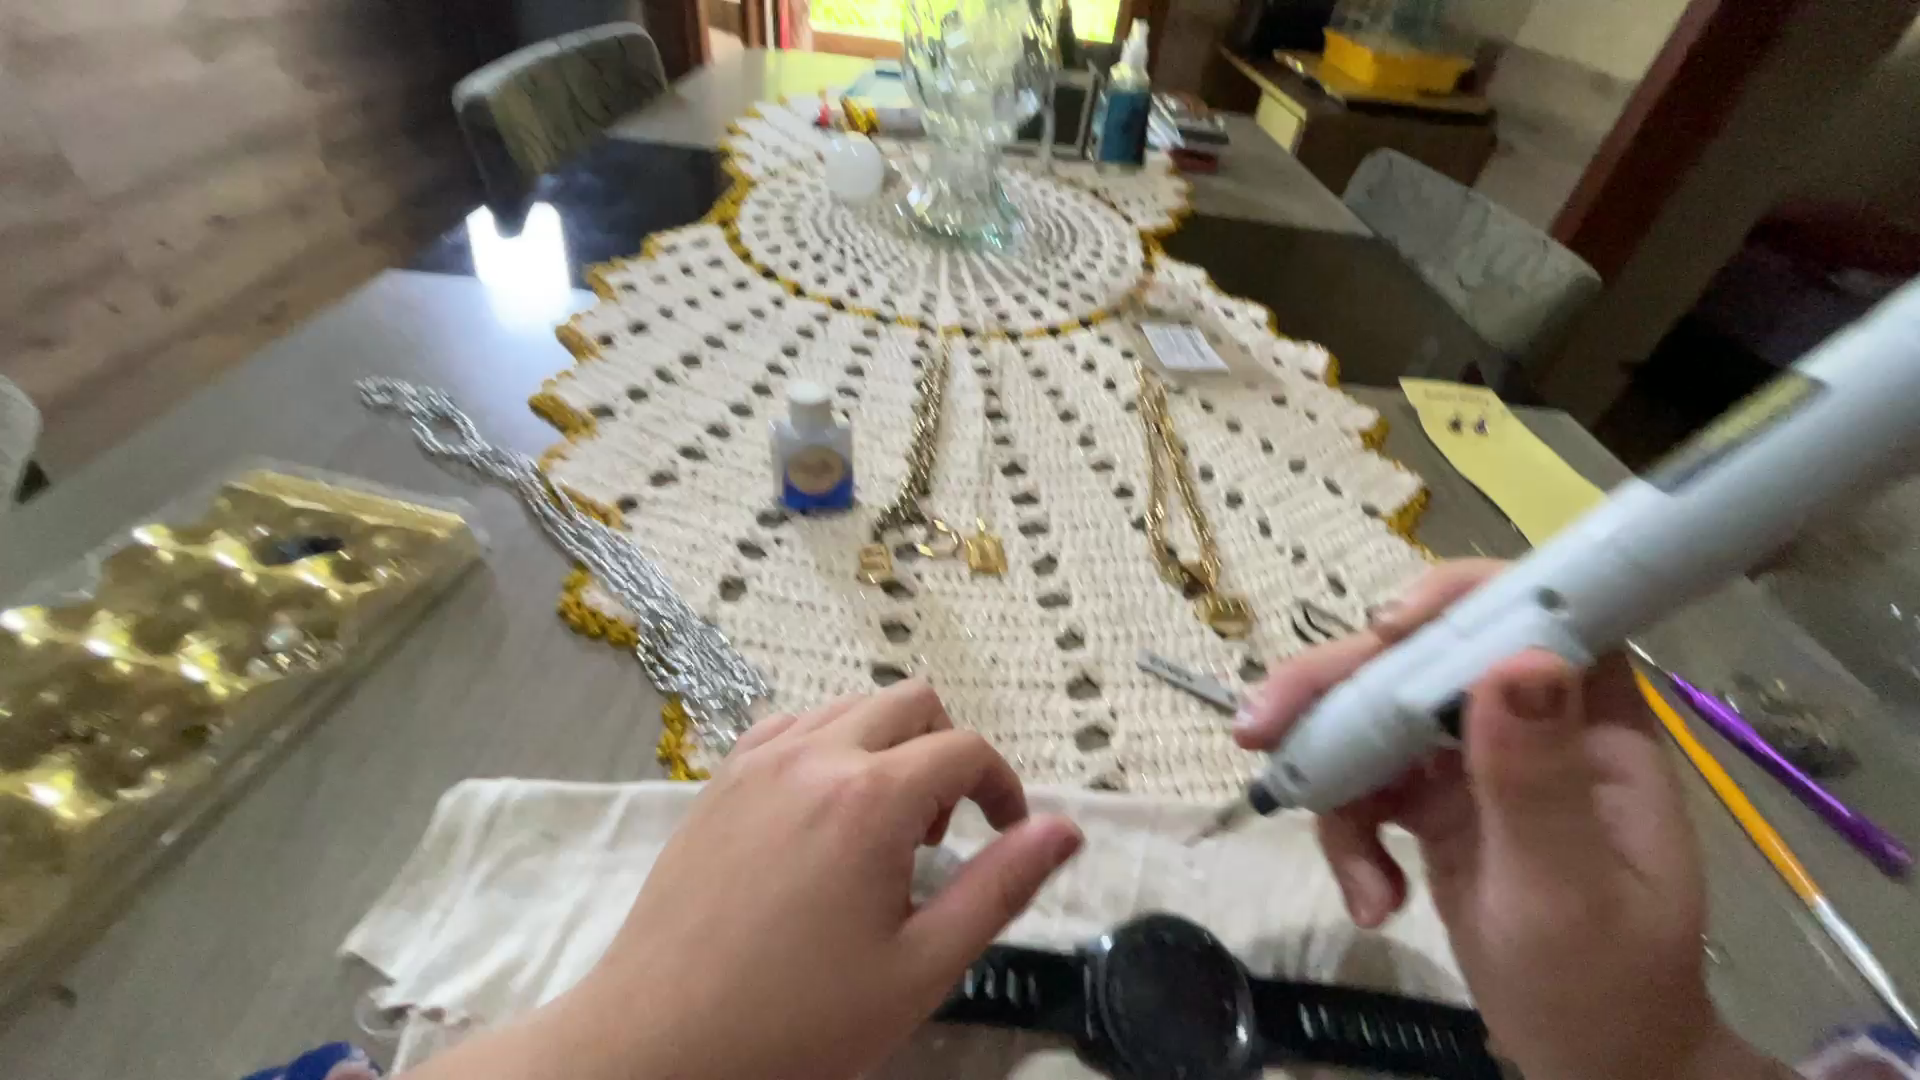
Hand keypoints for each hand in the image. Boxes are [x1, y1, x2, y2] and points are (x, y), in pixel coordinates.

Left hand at [537, 679, 1080, 1079]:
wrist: (656, 1047)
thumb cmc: (798, 1021)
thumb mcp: (921, 966)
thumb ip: (1002, 886)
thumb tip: (1067, 828)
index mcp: (872, 796)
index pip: (966, 749)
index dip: (1002, 785)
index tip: (1005, 833)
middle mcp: (818, 752)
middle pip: (914, 703)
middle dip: (946, 754)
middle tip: (934, 837)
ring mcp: (762, 756)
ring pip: (854, 705)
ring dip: (889, 747)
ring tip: (877, 828)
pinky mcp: (724, 774)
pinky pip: (795, 724)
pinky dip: (830, 745)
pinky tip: (819, 809)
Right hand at [1236, 559, 1782, 1079]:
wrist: (1586, 1059)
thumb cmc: (1606, 985)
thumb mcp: (1568, 890)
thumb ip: (1535, 780)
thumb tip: (1519, 661)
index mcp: (1583, 724)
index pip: (1526, 615)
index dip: (1452, 600)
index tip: (1381, 630)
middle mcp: (1516, 721)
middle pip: (1409, 661)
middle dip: (1331, 691)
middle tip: (1258, 726)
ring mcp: (1462, 757)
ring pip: (1365, 717)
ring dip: (1327, 774)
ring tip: (1333, 857)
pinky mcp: (1422, 796)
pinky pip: (1357, 782)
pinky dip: (1345, 834)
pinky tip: (1369, 896)